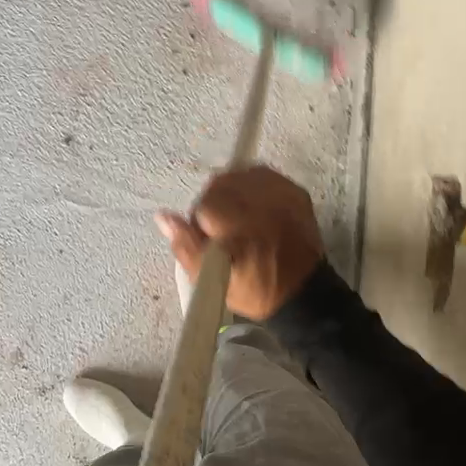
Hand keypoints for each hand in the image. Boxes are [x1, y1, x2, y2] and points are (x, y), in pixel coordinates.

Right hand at [156, 166, 324, 319]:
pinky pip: (262, 172)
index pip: (204, 206)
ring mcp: (282, 198)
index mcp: (241, 234)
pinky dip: (250, 183)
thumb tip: (163, 216)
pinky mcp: (295, 193)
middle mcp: (263, 210)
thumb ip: (185, 246)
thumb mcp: (211, 281)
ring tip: (235, 213)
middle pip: (220, 183)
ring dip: (230, 190)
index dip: (199, 221)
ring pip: (240, 174)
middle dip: (212, 202)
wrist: (302, 292)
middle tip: (218, 225)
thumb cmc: (252, 290)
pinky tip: (251, 203)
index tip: (207, 238)